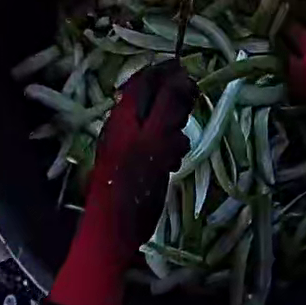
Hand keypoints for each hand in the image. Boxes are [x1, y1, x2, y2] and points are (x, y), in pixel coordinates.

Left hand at [47, 60, 195, 304]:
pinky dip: (167, 146)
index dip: (168, 72)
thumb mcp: (156, 140)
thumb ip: (169, 107)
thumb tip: (183, 74)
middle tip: (192, 109)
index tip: (192, 75)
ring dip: (172, 127)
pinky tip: (174, 161)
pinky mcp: (133, 163)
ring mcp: (126, 144)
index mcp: (123, 114)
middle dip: (174, 101)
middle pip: (151, 99)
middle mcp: (122, 124)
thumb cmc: (134, 184)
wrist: (113, 232)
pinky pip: (154, 143)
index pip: (146, 78)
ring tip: (180, 143)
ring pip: (155, 122)